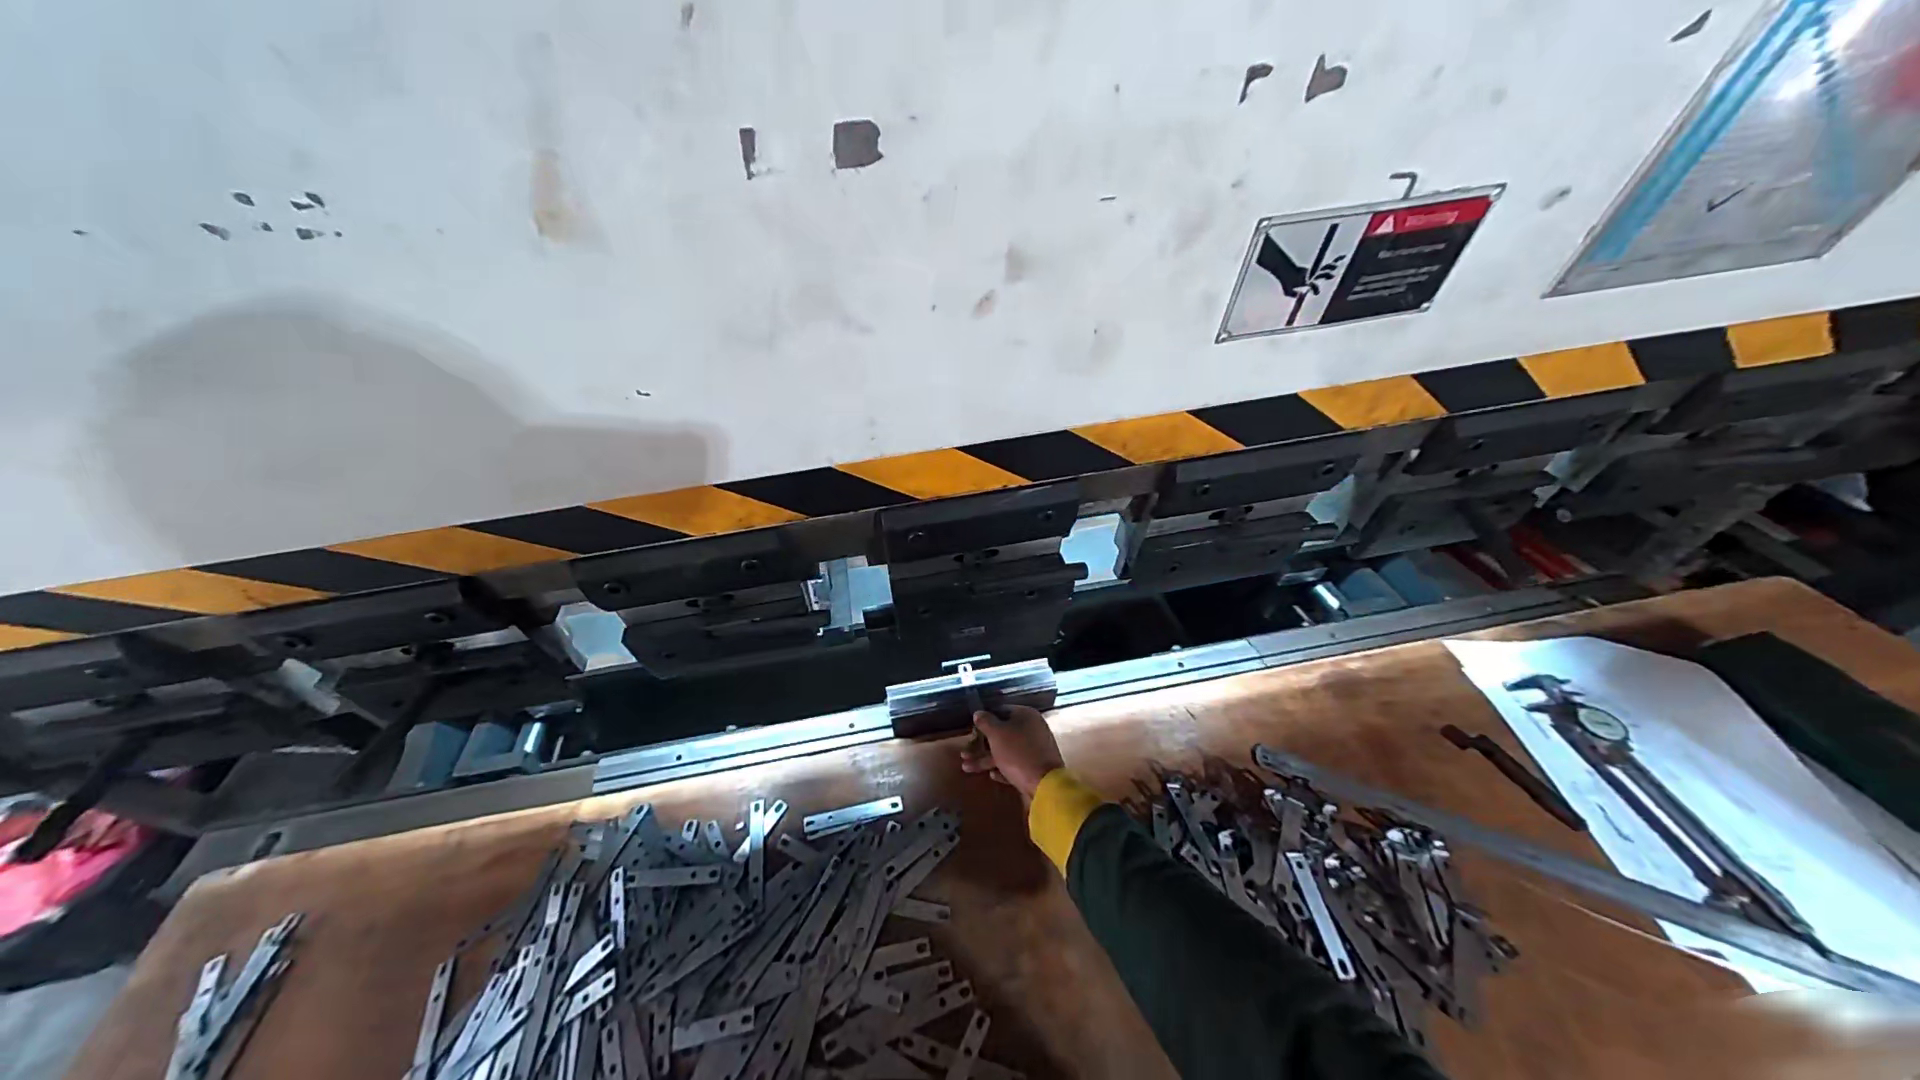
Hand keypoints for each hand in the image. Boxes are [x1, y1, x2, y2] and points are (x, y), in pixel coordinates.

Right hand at [958, 705, 1064, 803]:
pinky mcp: (1036, 767)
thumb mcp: (997, 734)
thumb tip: (978, 713)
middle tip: (965, 753)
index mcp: (1026, 716)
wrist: (1044, 784)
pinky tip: (992, 775)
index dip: (984, 719)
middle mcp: (1032, 729)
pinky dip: (1002, 768)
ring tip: (967, 767)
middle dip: (981, 745)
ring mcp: (1035, 749)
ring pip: (1006, 751)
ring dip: (986, 759)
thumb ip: (986, 722)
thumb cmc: (1017, 753)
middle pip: (1003, 734)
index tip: (971, 729)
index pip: (1001, 711)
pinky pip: (1015, 765)